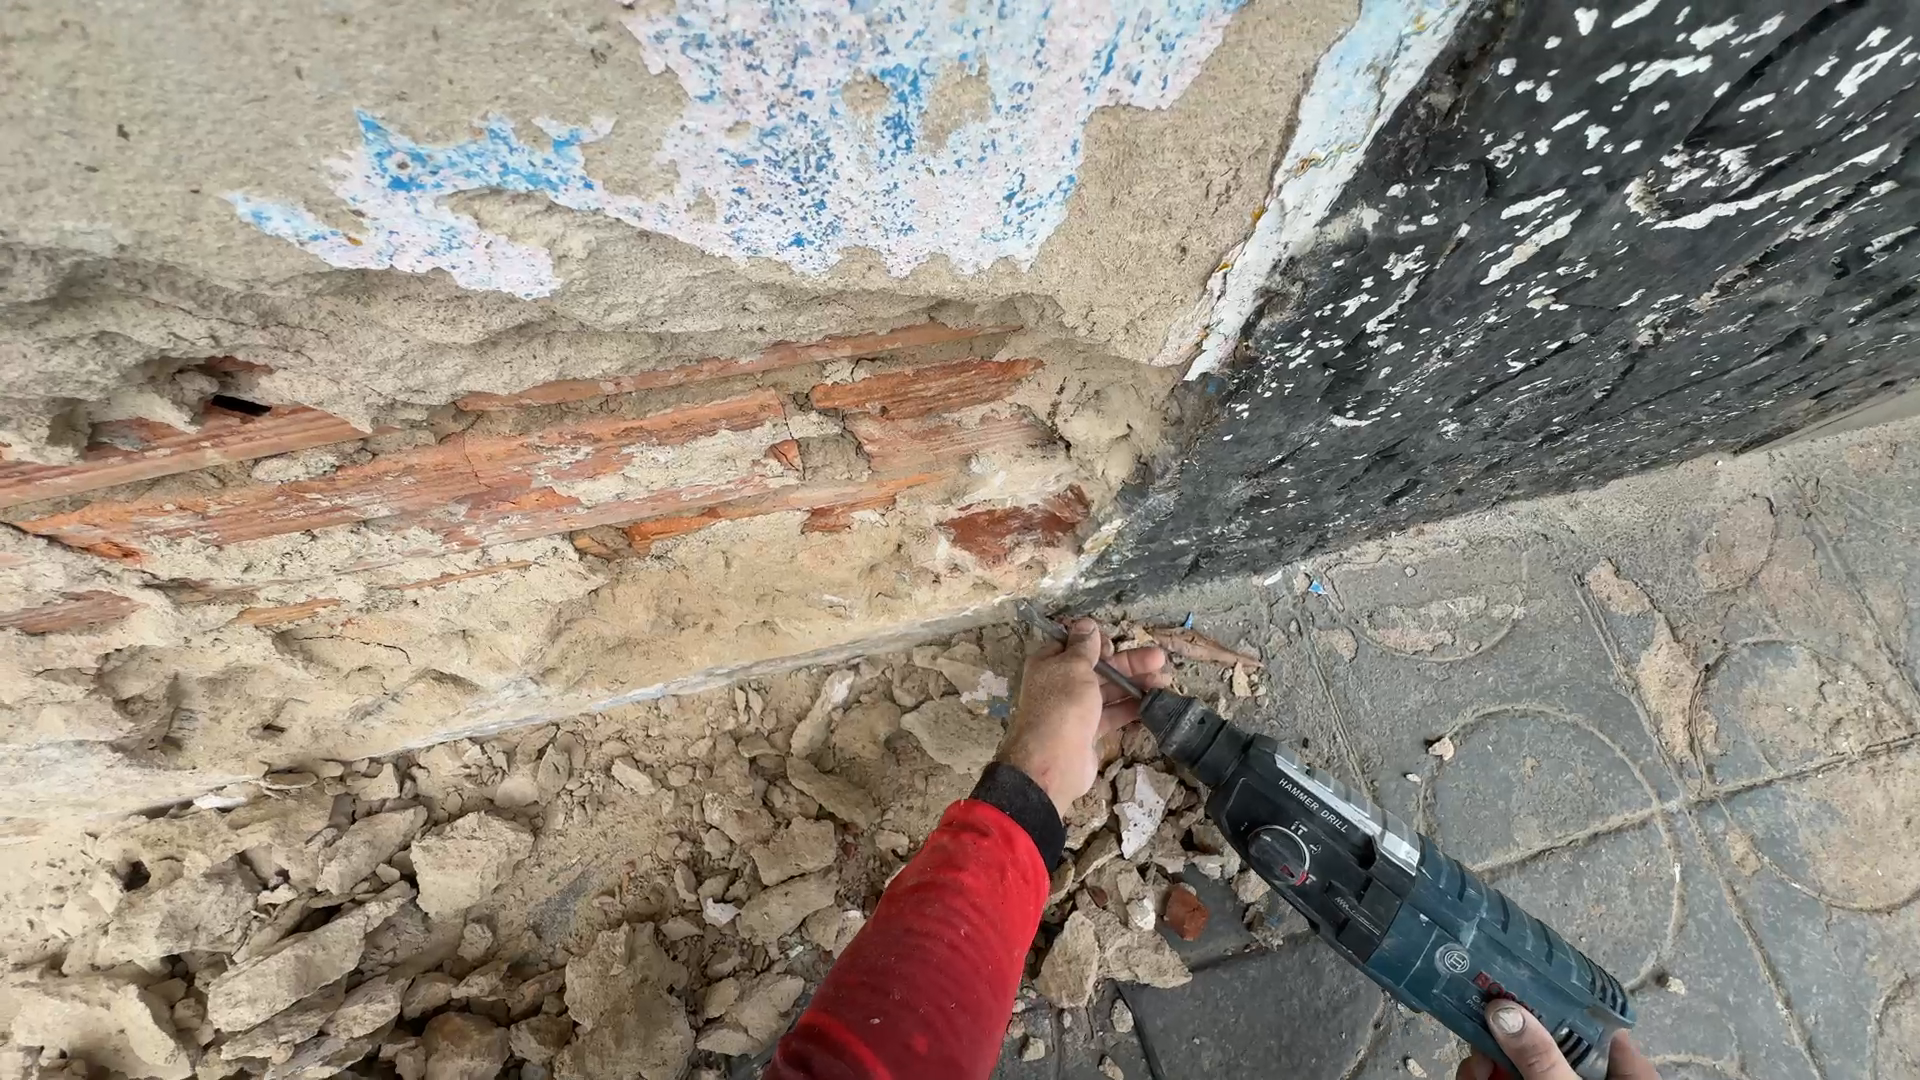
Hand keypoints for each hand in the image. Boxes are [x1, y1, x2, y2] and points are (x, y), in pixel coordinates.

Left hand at [996, 618, 1171, 815]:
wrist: (1053, 762)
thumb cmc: (1062, 705)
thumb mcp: (1074, 666)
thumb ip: (1085, 646)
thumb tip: (1086, 623)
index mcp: (1049, 663)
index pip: (1075, 645)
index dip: (1097, 643)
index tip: (1114, 644)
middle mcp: (1060, 683)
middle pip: (1098, 668)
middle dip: (1128, 663)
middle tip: (1158, 659)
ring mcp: (1075, 709)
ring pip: (1108, 691)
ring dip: (1135, 685)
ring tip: (1164, 682)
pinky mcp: (1088, 731)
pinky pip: (1112, 714)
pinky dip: (1131, 708)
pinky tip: (1152, 704)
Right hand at [1456, 1001, 1658, 1079]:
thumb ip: (1542, 1058)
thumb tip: (1504, 1007)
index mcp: (1627, 1079)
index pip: (1595, 1025)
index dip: (1551, 1001)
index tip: (1506, 987)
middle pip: (1546, 1043)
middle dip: (1502, 1042)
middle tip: (1476, 1046)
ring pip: (1519, 1068)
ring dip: (1487, 1067)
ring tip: (1469, 1075)